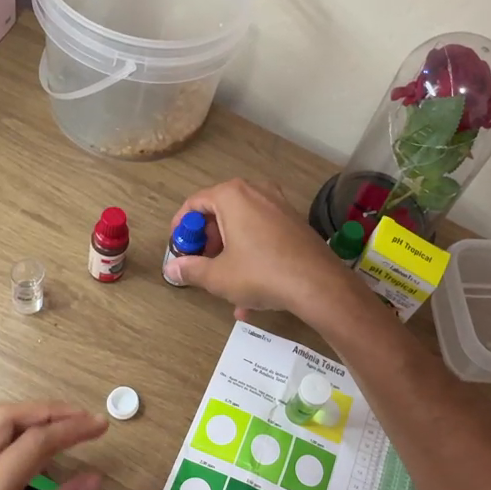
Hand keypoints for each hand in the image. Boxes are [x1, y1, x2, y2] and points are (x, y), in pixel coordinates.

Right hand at [165, 179, 364, 324]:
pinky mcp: (295, 222)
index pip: (195, 203)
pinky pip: (263, 235)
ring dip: (229, 254)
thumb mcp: (218, 276)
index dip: (181, 227)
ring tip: (224, 285)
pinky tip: (250, 297)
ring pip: (243, 227)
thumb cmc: (260, 273)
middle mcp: (256, 192)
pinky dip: (252, 257)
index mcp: (232, 195)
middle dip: (207, 241)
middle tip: (201, 265)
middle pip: (220, 212)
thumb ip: (191, 269)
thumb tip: (172, 269)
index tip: (178, 249)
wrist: (317, 284)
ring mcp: (279, 205)